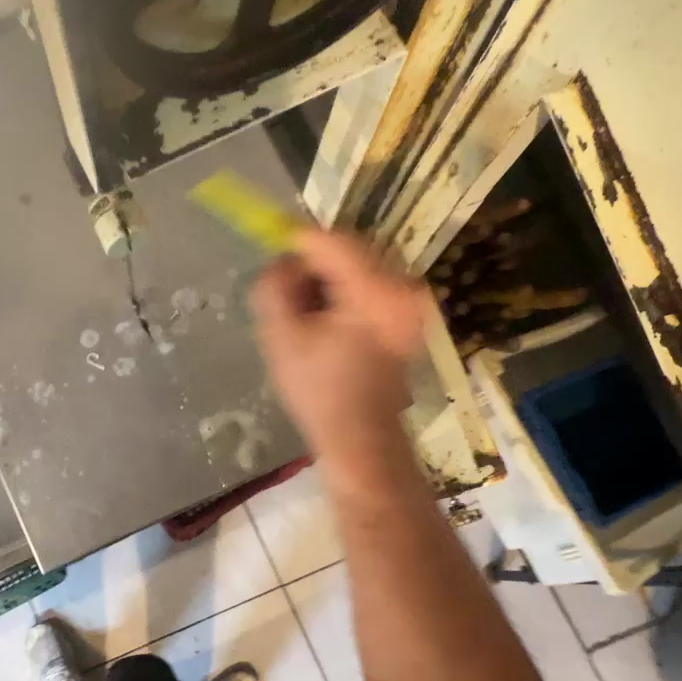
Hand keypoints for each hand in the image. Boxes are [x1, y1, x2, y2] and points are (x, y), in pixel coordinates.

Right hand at [251, 228, 431, 462]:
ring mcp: (411, 302)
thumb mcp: (281, 337)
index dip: (296, 242)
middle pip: (349, 249)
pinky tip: (327, 322)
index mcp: (375, 291)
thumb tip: (282, 261)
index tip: (270, 248)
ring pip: (359, 266)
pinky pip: (371, 285)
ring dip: (328, 279)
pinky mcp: (409, 315)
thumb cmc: (319, 393)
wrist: (361, 439)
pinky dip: (345, 293)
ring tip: (305, 312)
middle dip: (313, 264)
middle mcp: (403, 287)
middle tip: (288, 292)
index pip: (331, 242)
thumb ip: (274, 287)